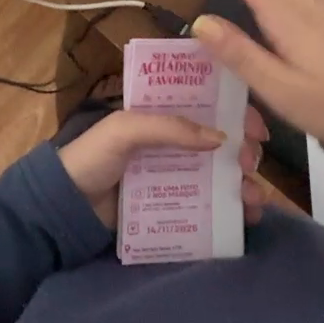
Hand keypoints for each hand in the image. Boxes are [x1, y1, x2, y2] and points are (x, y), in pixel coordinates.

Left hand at [59, 103, 271, 229]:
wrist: (66, 207)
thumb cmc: (92, 157)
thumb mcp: (125, 130)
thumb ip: (169, 128)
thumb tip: (221, 138)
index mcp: (163, 114)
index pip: (209, 104)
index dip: (237, 112)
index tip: (258, 130)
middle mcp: (176, 141)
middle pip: (223, 141)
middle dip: (245, 151)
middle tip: (249, 165)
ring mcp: (177, 174)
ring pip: (223, 173)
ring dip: (245, 182)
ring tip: (255, 198)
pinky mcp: (175, 204)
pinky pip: (212, 204)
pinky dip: (234, 208)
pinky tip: (250, 217)